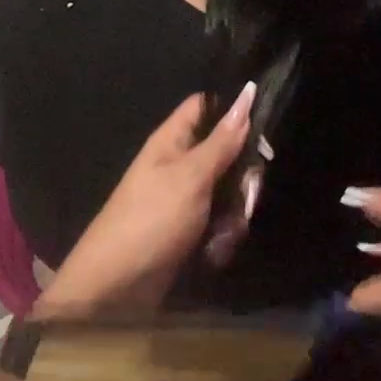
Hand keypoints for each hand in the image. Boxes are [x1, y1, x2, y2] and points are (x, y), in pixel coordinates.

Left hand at [36, 85, 254, 317]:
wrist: (116, 288)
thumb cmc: (151, 219)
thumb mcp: (191, 176)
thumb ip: (222, 140)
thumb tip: (247, 93)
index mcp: (173, 140)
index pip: (207, 105)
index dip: (234, 108)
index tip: (265, 119)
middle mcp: (181, 164)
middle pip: (227, 152)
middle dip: (243, 175)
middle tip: (246, 193)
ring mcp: (186, 199)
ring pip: (229, 191)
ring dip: (235, 213)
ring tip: (225, 233)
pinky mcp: (191, 231)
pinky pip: (221, 223)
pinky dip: (223, 237)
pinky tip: (216, 253)